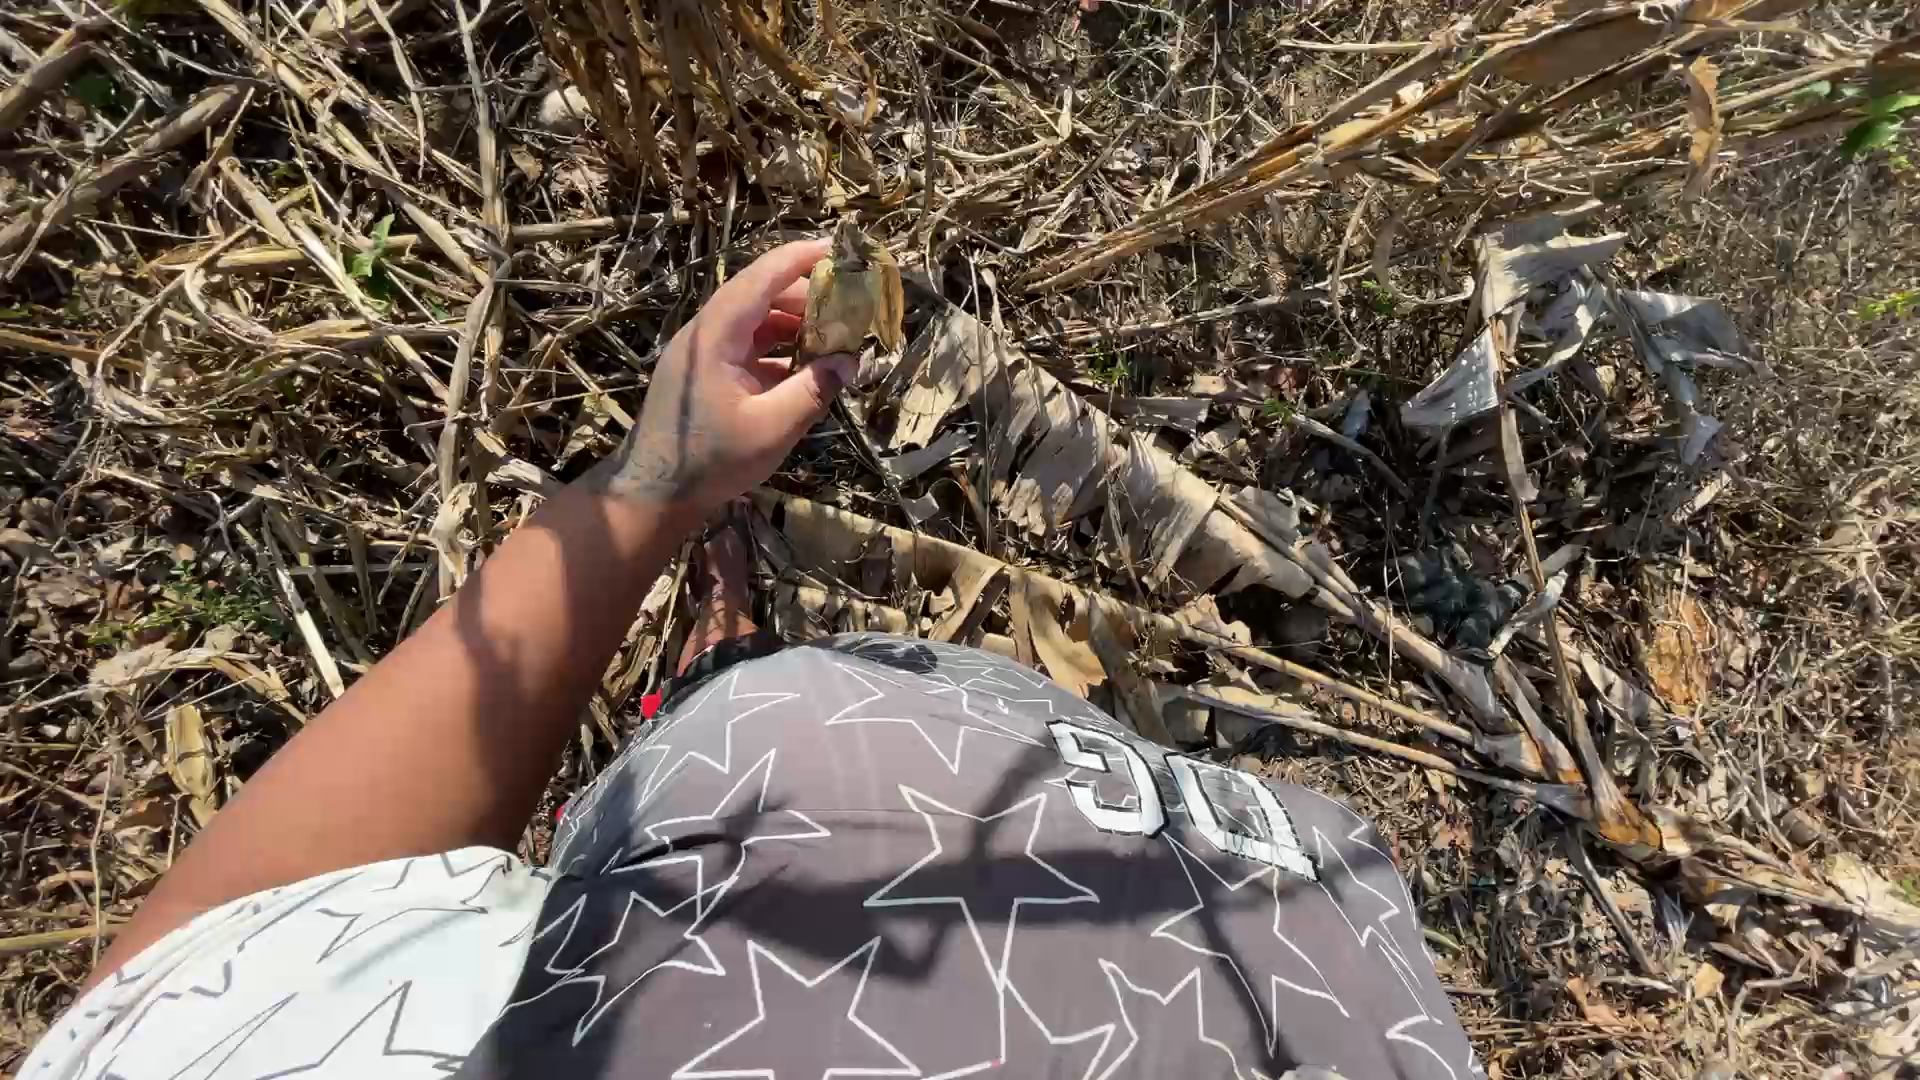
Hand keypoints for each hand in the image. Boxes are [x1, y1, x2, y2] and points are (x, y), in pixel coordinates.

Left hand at [587, 238, 857, 523]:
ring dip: (793, 325)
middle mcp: (706, 335)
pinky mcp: (706, 375)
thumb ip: (813, 391)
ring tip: (833, 338)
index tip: (835, 248)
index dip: (798, 259)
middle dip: (805, 296)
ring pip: (754, 323)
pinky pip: (748, 348)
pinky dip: (779, 350)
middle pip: (759, 297)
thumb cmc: (710, 461)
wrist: (655, 494)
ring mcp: (703, 355)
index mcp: (716, 336)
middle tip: (847, 307)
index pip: (760, 280)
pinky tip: (805, 368)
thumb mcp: (772, 429)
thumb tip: (848, 362)